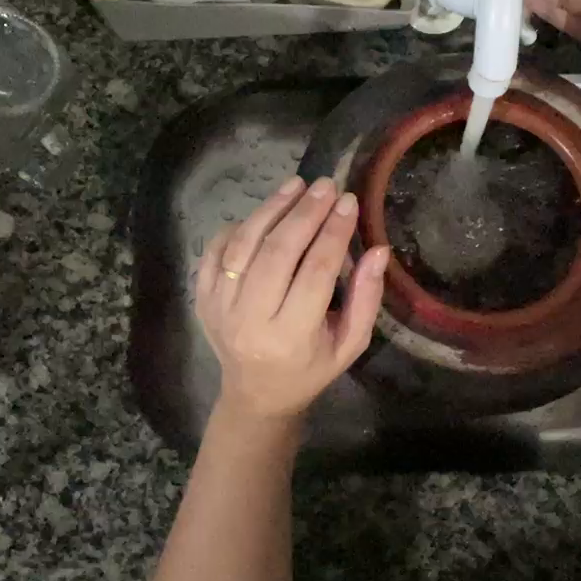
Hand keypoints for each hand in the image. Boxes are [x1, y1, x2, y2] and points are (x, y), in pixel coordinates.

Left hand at [195, 175, 388, 421]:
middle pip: (277, 253)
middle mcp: (250, 320)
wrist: (255, 395)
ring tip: (296, 185)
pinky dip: (239, 227)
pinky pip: (216, 251)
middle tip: (325, 185)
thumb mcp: (349, 344)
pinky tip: (264, 212)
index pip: (316, 272)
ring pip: (244, 245)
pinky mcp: (202, 298)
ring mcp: (219, 307)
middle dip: (304, 213)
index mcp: (291, 336)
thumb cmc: (310, 369)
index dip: (334, 233)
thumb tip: (378, 250)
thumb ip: (366, 299)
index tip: (349, 201)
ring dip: (271, 210)